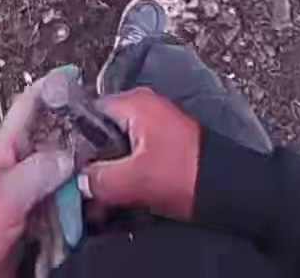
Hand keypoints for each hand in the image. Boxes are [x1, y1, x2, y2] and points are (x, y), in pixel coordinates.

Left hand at [0, 74, 74, 277]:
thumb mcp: (7, 193)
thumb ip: (39, 168)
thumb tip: (67, 154)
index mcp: (2, 148)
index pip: (28, 105)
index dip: (49, 86)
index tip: (72, 74)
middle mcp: (15, 164)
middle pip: (49, 136)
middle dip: (72, 132)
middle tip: (96, 130)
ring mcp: (23, 190)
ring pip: (56, 168)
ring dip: (74, 171)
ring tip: (93, 168)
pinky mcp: (30, 215)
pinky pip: (57, 199)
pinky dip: (70, 199)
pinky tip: (83, 201)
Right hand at [79, 88, 201, 220]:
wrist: (227, 185)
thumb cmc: (180, 173)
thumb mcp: (136, 179)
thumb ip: (101, 179)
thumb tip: (79, 181)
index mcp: (133, 102)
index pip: (91, 113)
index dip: (79, 141)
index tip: (73, 169)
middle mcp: (142, 104)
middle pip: (104, 129)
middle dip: (95, 160)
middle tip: (89, 189)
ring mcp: (155, 120)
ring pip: (120, 143)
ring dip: (111, 169)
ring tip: (105, 196)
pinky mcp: (164, 139)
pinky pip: (135, 150)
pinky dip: (127, 169)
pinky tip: (124, 192)